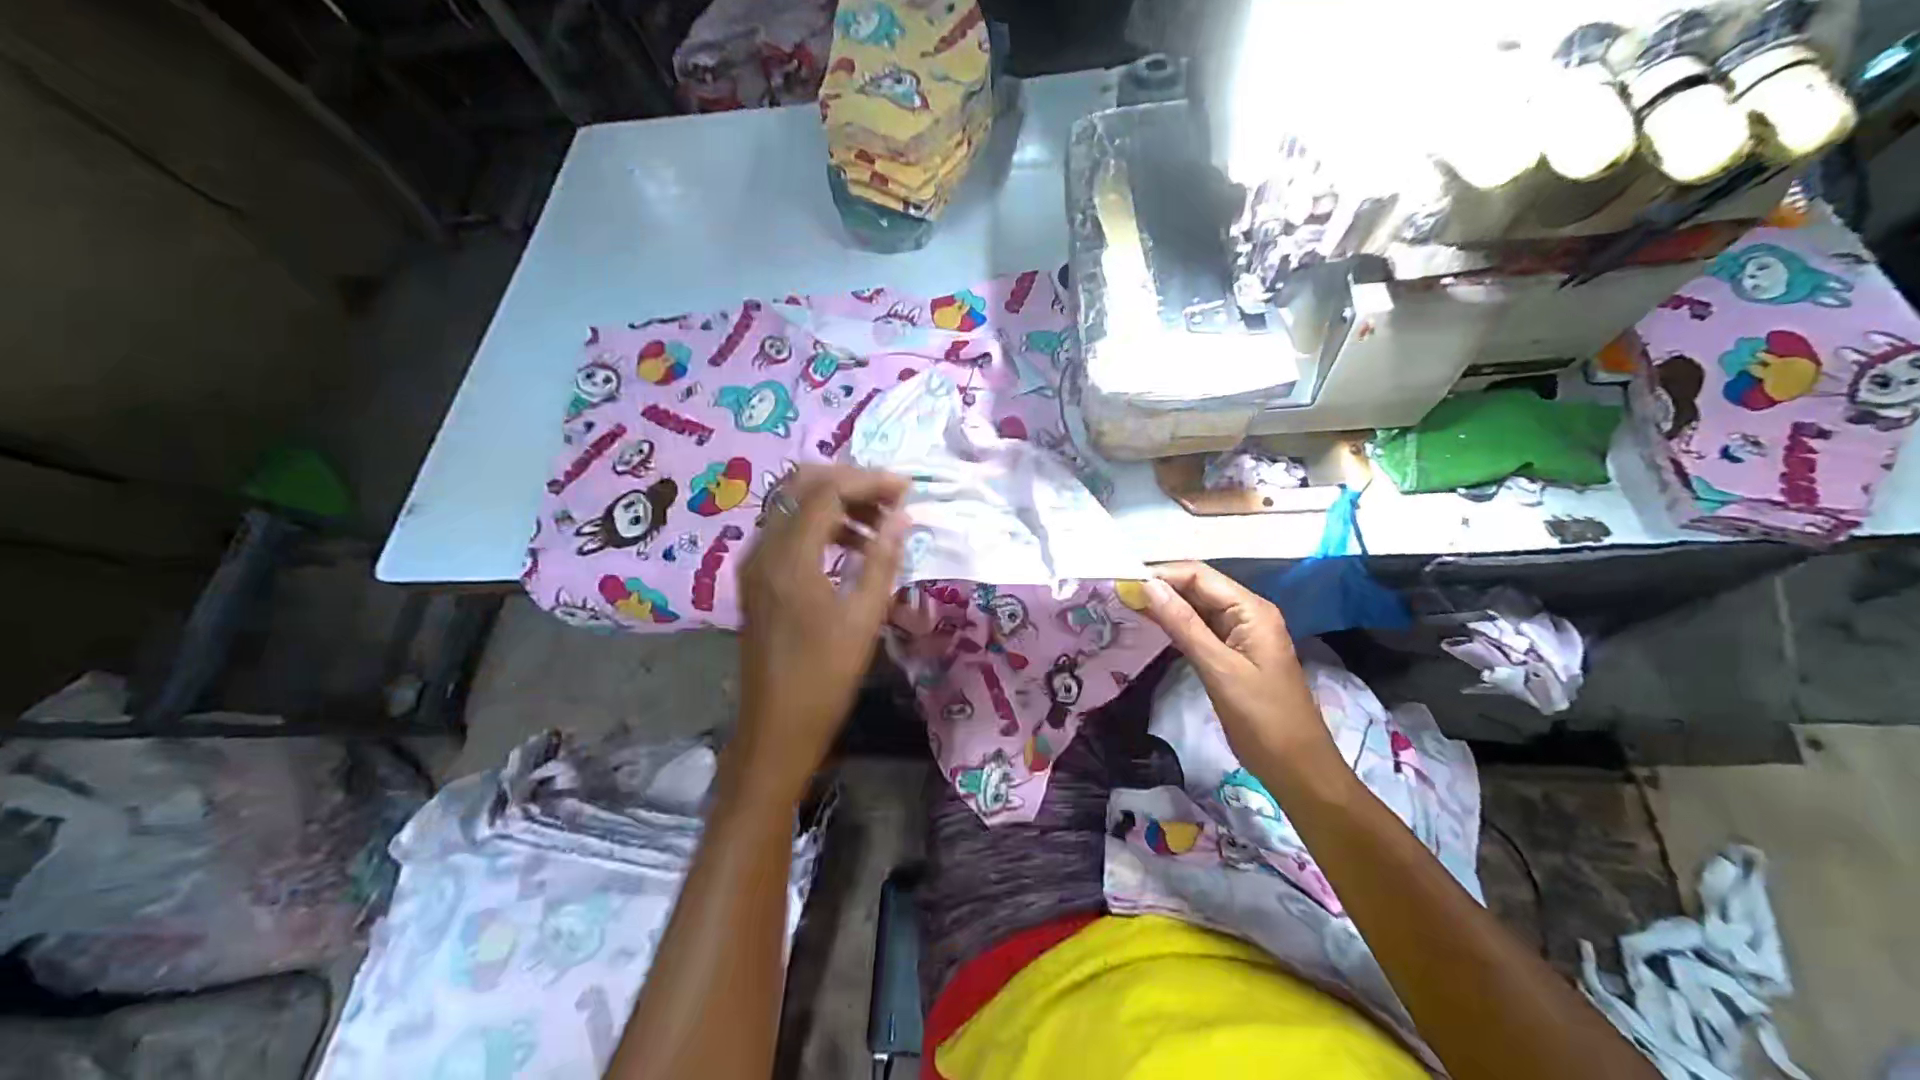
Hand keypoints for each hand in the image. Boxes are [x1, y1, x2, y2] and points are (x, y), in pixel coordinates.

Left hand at [732, 465, 908, 800]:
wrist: (775, 730)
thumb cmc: (824, 679)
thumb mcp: (863, 619)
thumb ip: (881, 560)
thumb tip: (901, 518)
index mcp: (788, 557)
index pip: (827, 491)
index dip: (870, 481)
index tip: (907, 488)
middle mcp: (763, 549)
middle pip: (803, 486)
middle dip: (850, 483)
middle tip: (892, 500)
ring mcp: (755, 563)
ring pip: (793, 506)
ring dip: (836, 503)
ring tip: (880, 525)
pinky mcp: (756, 578)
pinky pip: (787, 530)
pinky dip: (820, 525)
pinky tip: (852, 547)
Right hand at [1140, 561, 1333, 769]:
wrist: (1296, 766)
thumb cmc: (1261, 718)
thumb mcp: (1219, 669)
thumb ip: (1183, 625)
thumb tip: (1148, 586)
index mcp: (1251, 610)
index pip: (1199, 575)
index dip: (1161, 574)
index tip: (1123, 582)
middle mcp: (1248, 613)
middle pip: (1198, 586)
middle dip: (1160, 587)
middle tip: (1120, 594)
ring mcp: (1241, 633)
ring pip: (1197, 607)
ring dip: (1165, 605)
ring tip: (1128, 605)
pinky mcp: (1233, 652)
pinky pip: (1201, 628)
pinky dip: (1176, 624)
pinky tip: (1152, 625)